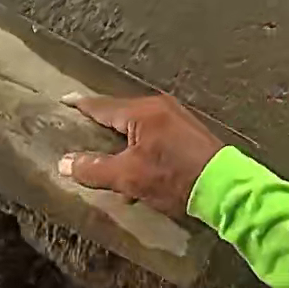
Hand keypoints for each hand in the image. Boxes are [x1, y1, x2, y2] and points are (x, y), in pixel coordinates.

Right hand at [59, 94, 225, 218]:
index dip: (81, 106)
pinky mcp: (188, 132)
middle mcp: (159, 107)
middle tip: (81, 130)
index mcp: (142, 111)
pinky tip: (137, 165)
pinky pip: (154, 133)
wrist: (223, 186)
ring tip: (106, 154)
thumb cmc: (173, 177)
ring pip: (139, 125)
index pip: (102, 106)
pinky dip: (141, 145)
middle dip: (102, 124)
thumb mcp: (129, 176)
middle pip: (121, 113)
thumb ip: (94, 168)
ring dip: (123, 139)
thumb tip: (64, 162)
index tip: (65, 101)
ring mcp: (177, 117)